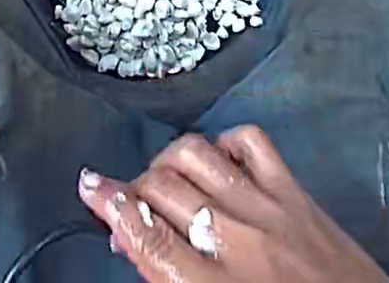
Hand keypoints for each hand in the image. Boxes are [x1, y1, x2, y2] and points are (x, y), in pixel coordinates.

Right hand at [77, 125, 388, 282]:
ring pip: (196, 155)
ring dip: (167, 162)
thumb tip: (139, 247)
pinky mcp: (297, 192)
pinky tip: (215, 162)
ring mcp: (272, 210)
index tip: (90, 186)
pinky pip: (248, 141)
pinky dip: (222, 143)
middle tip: (127, 201)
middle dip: (133, 188)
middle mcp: (243, 246)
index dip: (112, 205)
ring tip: (162, 180)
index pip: (151, 239)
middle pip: (164, 189)